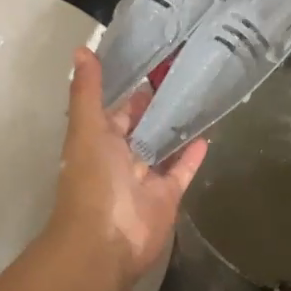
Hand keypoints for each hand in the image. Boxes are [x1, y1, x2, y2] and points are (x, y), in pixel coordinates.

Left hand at [48, 49, 207, 287]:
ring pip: (161, 148)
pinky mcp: (167, 197)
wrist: (104, 242)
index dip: (130, 90)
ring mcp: (144, 179)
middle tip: (183, 75)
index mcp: (98, 141)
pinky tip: (208, 134)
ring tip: (200, 98)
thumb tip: (82, 48)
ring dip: (175, 129)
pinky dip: (192, 156)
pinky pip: (181, 171)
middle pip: (140, 128)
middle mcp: (120, 158)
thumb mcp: (87, 128)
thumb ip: (88, 90)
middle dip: (155, 107)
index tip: (153, 63)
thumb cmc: (92, 180)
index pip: (115, 110)